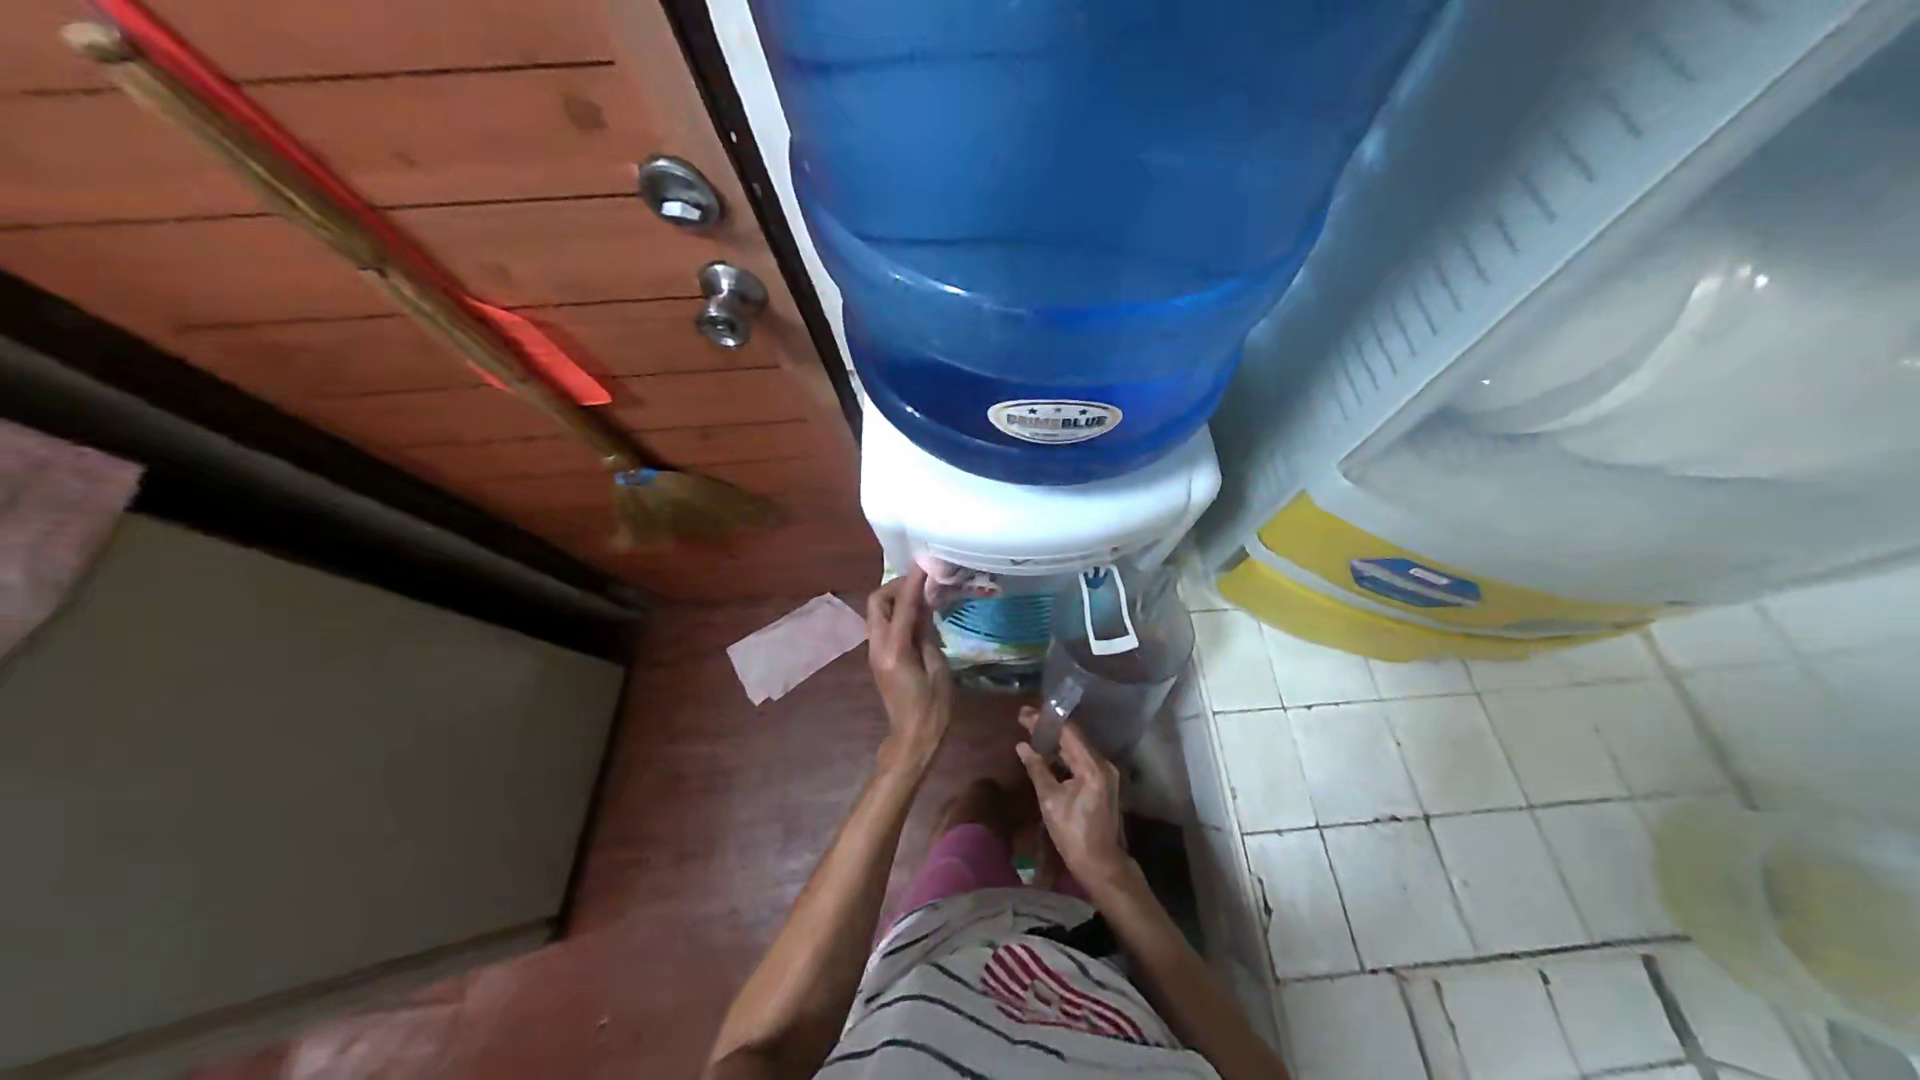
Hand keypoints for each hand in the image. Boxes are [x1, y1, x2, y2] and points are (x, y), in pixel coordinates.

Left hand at [866, 566, 951, 767]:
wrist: (912, 738)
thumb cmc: (932, 708)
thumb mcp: (938, 669)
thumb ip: (927, 635)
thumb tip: (924, 609)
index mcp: (894, 650)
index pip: (902, 606)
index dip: (913, 582)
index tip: (924, 564)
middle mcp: (877, 646)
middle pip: (876, 602)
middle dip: (896, 586)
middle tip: (921, 582)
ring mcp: (874, 652)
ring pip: (876, 613)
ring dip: (895, 599)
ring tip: (922, 596)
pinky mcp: (879, 658)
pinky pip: (883, 626)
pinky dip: (896, 613)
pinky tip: (918, 616)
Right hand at [1016, 707, 1128, 884]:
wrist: (1099, 862)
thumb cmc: (1072, 833)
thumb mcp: (1050, 800)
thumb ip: (1037, 769)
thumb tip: (1022, 746)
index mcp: (1092, 766)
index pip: (1068, 732)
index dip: (1046, 721)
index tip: (1025, 714)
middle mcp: (1104, 764)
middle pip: (1075, 737)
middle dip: (1050, 727)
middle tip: (1026, 719)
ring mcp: (1107, 772)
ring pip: (1079, 747)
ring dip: (1057, 740)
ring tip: (1034, 732)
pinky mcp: (1104, 781)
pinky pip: (1083, 759)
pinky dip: (1065, 753)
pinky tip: (1049, 752)